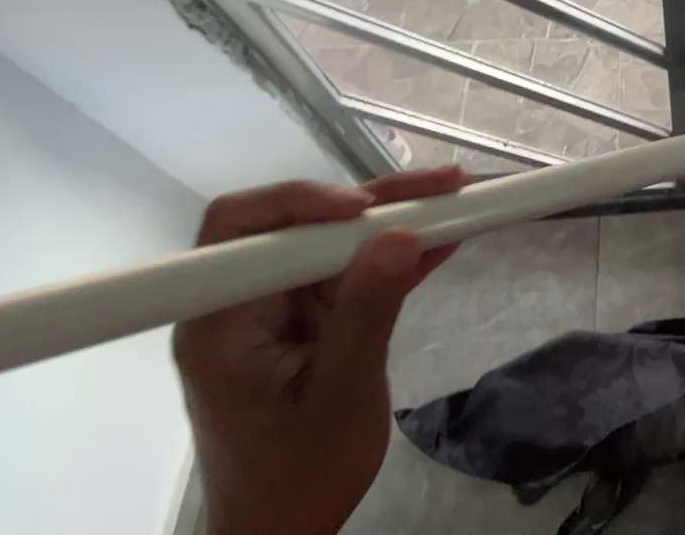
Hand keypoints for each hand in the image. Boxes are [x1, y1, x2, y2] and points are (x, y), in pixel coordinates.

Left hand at [173, 167, 470, 534]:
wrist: (286, 530)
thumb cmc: (300, 477)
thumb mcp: (340, 398)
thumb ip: (367, 314)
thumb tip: (402, 238)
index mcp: (223, 321)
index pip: (242, 228)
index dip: (303, 202)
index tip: (365, 208)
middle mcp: (245, 301)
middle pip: (304, 223)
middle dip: (378, 201)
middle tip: (449, 185)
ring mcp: (281, 308)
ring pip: (339, 240)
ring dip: (400, 219)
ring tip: (461, 200)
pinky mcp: (313, 318)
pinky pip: (358, 270)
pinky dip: (401, 255)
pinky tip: (446, 240)